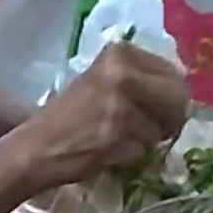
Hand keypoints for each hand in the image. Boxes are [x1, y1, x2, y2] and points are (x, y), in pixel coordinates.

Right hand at [12, 42, 189, 188]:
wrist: (38, 148)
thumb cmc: (67, 119)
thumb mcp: (101, 83)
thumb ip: (135, 82)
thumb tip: (173, 99)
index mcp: (120, 54)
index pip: (170, 73)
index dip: (174, 97)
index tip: (167, 112)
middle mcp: (123, 74)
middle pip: (173, 100)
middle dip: (171, 120)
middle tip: (163, 133)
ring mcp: (121, 107)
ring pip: (158, 130)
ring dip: (147, 143)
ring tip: (124, 144)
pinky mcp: (117, 138)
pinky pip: (142, 151)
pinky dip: (132, 157)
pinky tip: (113, 154)